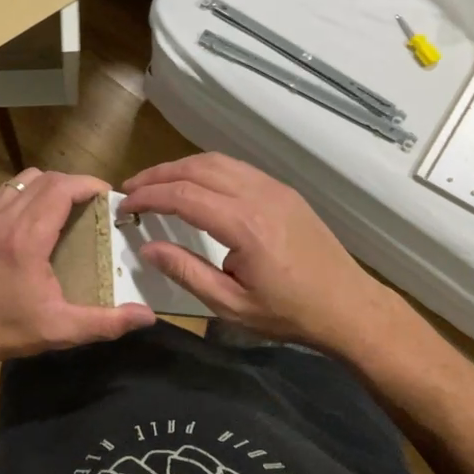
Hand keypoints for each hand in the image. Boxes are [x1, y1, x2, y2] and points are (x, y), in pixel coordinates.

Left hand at [0, 169, 155, 372]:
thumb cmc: (7, 331)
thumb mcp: (61, 329)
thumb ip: (106, 322)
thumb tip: (147, 316)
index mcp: (26, 239)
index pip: (61, 189)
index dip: (88, 184)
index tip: (108, 196)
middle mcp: (4, 219)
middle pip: (45, 179)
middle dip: (74, 183)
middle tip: (94, 204)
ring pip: (24, 180)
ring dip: (49, 185)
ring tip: (67, 206)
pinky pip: (6, 191)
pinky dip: (27, 192)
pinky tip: (37, 217)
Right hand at [118, 153, 399, 354]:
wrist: (350, 307)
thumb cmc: (289, 313)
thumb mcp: (230, 305)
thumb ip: (186, 272)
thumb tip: (147, 248)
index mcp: (244, 224)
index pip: (183, 195)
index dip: (148, 196)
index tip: (124, 205)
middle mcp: (258, 195)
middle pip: (196, 168)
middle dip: (158, 174)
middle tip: (131, 189)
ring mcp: (274, 188)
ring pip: (216, 161)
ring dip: (180, 167)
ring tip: (155, 183)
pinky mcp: (283, 191)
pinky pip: (236, 168)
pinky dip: (205, 169)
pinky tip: (193, 185)